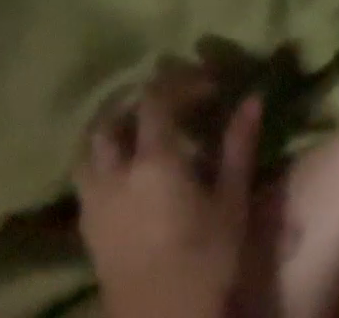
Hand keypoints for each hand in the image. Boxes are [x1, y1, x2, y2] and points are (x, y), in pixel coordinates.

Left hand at [75, 87, 262, 317]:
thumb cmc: (209, 257)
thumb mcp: (233, 199)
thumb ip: (239, 145)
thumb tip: (252, 99)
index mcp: (153, 163)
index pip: (156, 102)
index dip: (180, 83)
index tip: (209, 82)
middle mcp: (114, 176)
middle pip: (110, 122)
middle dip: (137, 102)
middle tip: (171, 99)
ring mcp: (94, 204)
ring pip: (88, 152)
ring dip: (112, 130)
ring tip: (142, 129)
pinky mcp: (87, 229)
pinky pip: (86, 179)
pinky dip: (104, 160)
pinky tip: (130, 170)